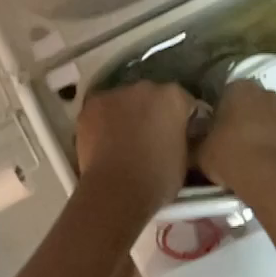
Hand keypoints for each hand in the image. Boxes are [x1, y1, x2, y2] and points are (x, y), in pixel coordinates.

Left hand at [74, 82, 198, 209]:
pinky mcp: (91, 105)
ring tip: (122, 141)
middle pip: (151, 97)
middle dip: (151, 112)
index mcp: (173, 97)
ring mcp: (115, 93)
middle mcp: (146, 87)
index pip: (183, 103)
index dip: (180, 120)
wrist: (117, 190)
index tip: (176, 136)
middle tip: (148, 138)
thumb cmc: (158, 178)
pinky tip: (103, 142)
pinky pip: (101, 110)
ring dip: (125, 114)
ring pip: (123, 101)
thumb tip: (175, 136)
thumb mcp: (185, 157)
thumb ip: (180, 137)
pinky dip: (103, 122)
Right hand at [195, 82, 275, 193]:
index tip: (215, 131)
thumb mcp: (199, 151)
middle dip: (245, 120)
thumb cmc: (230, 156)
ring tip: (253, 160)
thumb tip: (193, 140)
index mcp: (239, 89)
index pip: (227, 93)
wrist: (272, 178)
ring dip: (265, 134)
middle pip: (253, 105)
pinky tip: (273, 166)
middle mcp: (268, 94)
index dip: (220, 113)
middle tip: (232, 145)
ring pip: (274, 121)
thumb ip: (196, 140)